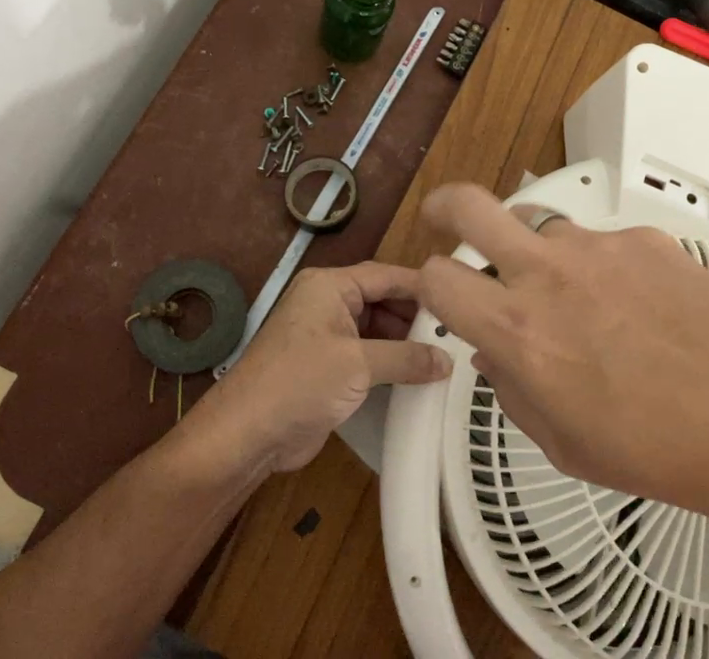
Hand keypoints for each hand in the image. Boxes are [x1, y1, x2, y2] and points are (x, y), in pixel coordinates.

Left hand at [191, 262, 452, 473]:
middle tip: (459, 333)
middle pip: (383, 300)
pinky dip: (391, 363)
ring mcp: (326, 337)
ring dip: (405, 342)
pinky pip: (368, 356)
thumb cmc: (300, 383)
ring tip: (446, 356)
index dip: (423, 287)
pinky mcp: (327, 368)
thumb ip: (406, 358)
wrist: (248, 433)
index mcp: (329, 286)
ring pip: (377, 330)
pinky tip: (420, 376)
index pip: (386, 275)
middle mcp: (328, 304)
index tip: (460, 298)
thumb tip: (447, 361)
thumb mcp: (358, 365)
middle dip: (416, 317)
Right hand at [415, 183, 708, 534]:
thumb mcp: (564, 442)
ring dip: (536, 247)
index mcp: (519, 330)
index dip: (427, 283)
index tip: (439, 290)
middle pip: (469, 206)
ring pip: (540, 222)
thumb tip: (494, 356)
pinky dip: (604, 265)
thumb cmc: (660, 450)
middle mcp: (550, 275)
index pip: (437, 277)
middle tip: (444, 218)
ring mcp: (600, 248)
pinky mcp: (646, 239)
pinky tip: (636, 304)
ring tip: (569, 289)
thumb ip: (513, 390)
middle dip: (445, 207)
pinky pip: (604, 241)